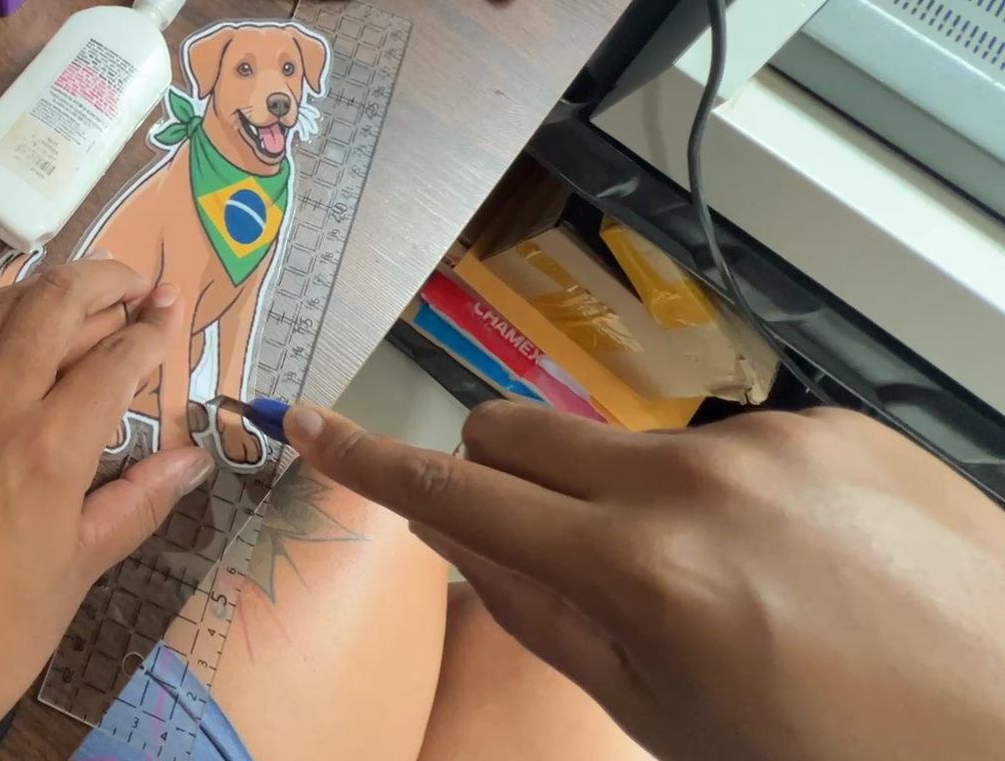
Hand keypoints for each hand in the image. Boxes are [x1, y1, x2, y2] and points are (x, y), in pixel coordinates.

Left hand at [0, 227, 214, 760]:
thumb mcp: (77, 573)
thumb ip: (137, 502)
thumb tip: (195, 457)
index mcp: (52, 446)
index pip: (117, 360)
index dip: (152, 331)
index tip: (168, 316)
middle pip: (60, 308)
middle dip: (106, 282)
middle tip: (135, 281)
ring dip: (43, 283)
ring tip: (77, 275)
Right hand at [285, 400, 1004, 760]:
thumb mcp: (665, 720)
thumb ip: (534, 611)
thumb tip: (452, 533)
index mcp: (643, 572)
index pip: (456, 495)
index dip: (368, 460)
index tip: (305, 420)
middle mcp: (691, 482)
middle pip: (508, 429)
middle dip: (503, 478)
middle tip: (566, 545)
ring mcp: (769, 442)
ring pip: (608, 439)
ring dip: (618, 490)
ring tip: (727, 567)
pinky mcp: (835, 424)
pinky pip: (710, 438)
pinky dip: (713, 485)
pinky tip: (802, 548)